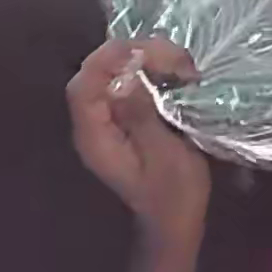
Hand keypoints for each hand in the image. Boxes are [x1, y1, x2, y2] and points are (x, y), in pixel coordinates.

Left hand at [66, 38, 210, 249]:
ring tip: (187, 69)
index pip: (84, 86)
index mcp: (96, 136)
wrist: (176, 218)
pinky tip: (182, 72)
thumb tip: (124, 79)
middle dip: (141, 53)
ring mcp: (112, 114)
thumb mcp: (163, 154)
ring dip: (154, 56)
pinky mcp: (129, 109)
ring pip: (120, 66)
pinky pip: (135, 74)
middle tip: (182, 62)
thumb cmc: (172, 193)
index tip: (149, 52)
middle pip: (102, 68)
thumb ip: (141, 117)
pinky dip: (158, 64)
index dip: (108, 59)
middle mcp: (97, 121)